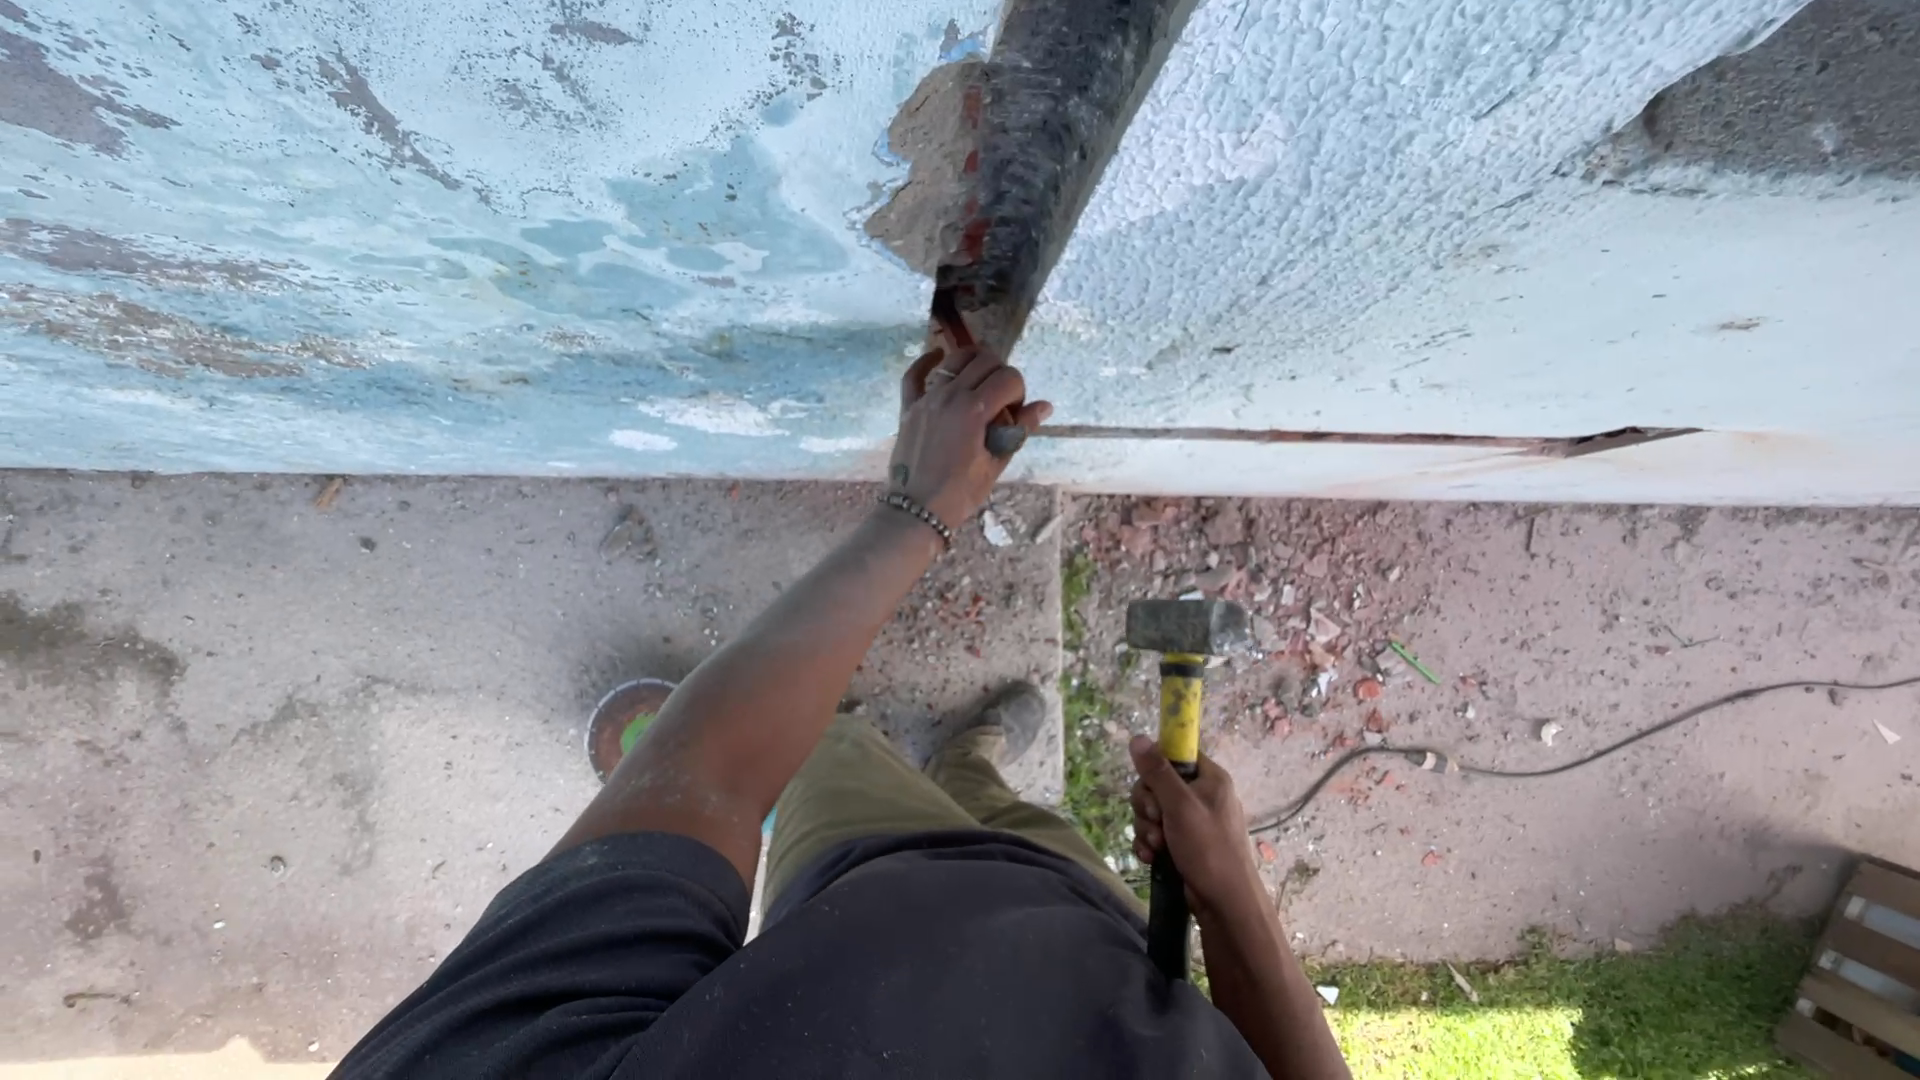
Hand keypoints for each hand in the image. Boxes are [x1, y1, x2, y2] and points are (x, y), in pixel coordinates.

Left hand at [889, 346, 1050, 527]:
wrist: (917, 509)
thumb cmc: (961, 492)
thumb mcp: (996, 463)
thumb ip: (1019, 429)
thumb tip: (1045, 406)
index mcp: (974, 410)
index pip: (1008, 377)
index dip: (1019, 390)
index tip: (1014, 412)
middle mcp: (949, 396)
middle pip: (984, 361)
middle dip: (1000, 373)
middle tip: (1001, 398)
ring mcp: (926, 399)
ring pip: (954, 360)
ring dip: (972, 362)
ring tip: (980, 381)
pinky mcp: (908, 408)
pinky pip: (914, 374)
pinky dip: (927, 361)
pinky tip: (938, 356)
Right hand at [1129, 737, 1263, 921]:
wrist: (1225, 905)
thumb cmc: (1209, 849)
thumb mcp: (1180, 806)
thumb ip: (1157, 772)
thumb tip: (1138, 737)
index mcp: (1210, 778)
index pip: (1176, 754)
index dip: (1158, 766)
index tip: (1151, 783)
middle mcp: (1202, 795)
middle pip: (1157, 783)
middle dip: (1148, 805)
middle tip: (1156, 820)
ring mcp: (1192, 821)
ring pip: (1152, 810)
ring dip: (1147, 828)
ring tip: (1157, 846)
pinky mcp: (1183, 842)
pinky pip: (1155, 831)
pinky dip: (1149, 843)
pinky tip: (1151, 857)